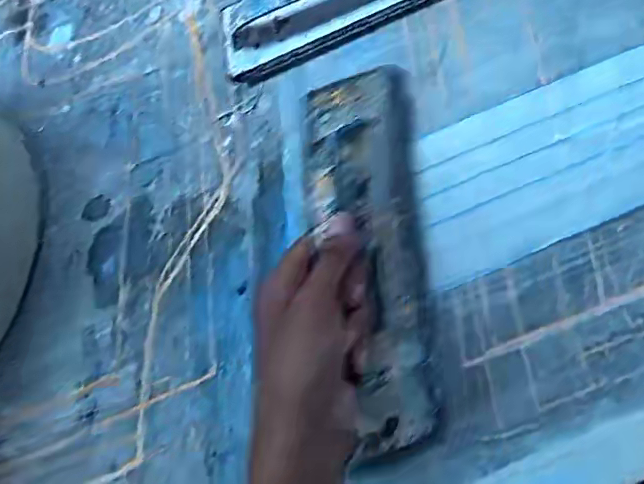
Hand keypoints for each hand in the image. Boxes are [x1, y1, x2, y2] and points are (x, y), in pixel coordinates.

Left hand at [250, 218, 371, 483]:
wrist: (307, 429)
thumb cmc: (302, 357)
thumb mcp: (316, 300)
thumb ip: (333, 257)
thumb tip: (344, 214)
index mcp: (282, 285)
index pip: (314, 244)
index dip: (338, 242)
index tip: (360, 243)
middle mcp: (299, 302)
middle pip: (340, 269)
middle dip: (353, 286)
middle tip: (349, 302)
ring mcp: (319, 328)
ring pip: (354, 299)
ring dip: (358, 318)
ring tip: (348, 342)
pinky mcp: (337, 350)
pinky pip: (358, 327)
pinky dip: (360, 341)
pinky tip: (353, 361)